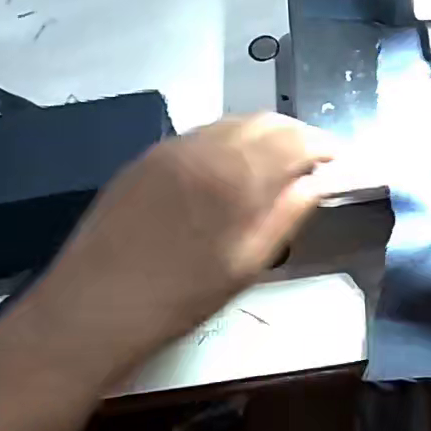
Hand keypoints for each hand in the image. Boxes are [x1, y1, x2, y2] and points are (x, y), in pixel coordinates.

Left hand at [0, 113, 334, 387]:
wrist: (90, 310)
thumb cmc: (180, 298)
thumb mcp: (248, 262)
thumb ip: (290, 213)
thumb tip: (322, 181)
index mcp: (236, 174)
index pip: (297, 139)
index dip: (325, 147)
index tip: (340, 162)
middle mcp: (205, 146)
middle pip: (267, 121)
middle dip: (298, 135)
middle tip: (315, 163)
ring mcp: (171, 147)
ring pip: (234, 123)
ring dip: (265, 136)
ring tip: (279, 166)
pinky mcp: (148, 156)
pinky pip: (203, 135)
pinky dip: (231, 142)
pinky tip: (233, 170)